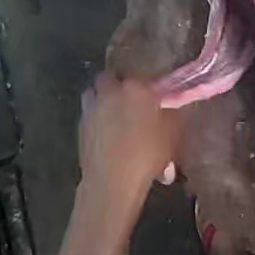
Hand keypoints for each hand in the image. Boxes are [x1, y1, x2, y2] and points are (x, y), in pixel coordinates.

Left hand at [78, 74, 176, 201]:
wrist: (113, 180)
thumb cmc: (148, 153)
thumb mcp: (173, 131)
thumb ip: (174, 112)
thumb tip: (174, 104)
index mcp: (136, 88)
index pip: (139, 73)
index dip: (144, 82)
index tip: (151, 92)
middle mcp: (110, 92)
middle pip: (108, 77)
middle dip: (117, 83)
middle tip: (130, 97)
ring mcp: (91, 109)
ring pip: (93, 92)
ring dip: (102, 97)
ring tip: (115, 111)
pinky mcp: (80, 126)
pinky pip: (88, 113)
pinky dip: (96, 116)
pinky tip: (107, 131)